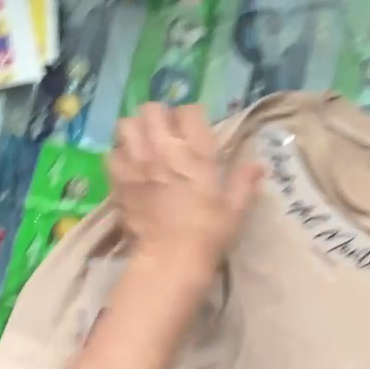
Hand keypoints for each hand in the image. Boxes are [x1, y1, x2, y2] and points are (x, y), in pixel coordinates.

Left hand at [108, 103, 261, 273]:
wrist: (171, 259)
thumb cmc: (208, 233)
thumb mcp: (234, 208)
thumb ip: (243, 182)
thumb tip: (258, 165)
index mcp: (196, 153)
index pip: (188, 111)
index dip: (191, 116)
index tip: (195, 129)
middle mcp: (164, 150)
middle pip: (152, 109)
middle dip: (159, 116)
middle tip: (166, 132)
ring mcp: (137, 163)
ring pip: (127, 124)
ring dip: (135, 130)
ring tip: (144, 143)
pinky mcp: (119, 180)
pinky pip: (112, 152)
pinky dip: (120, 155)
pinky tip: (130, 166)